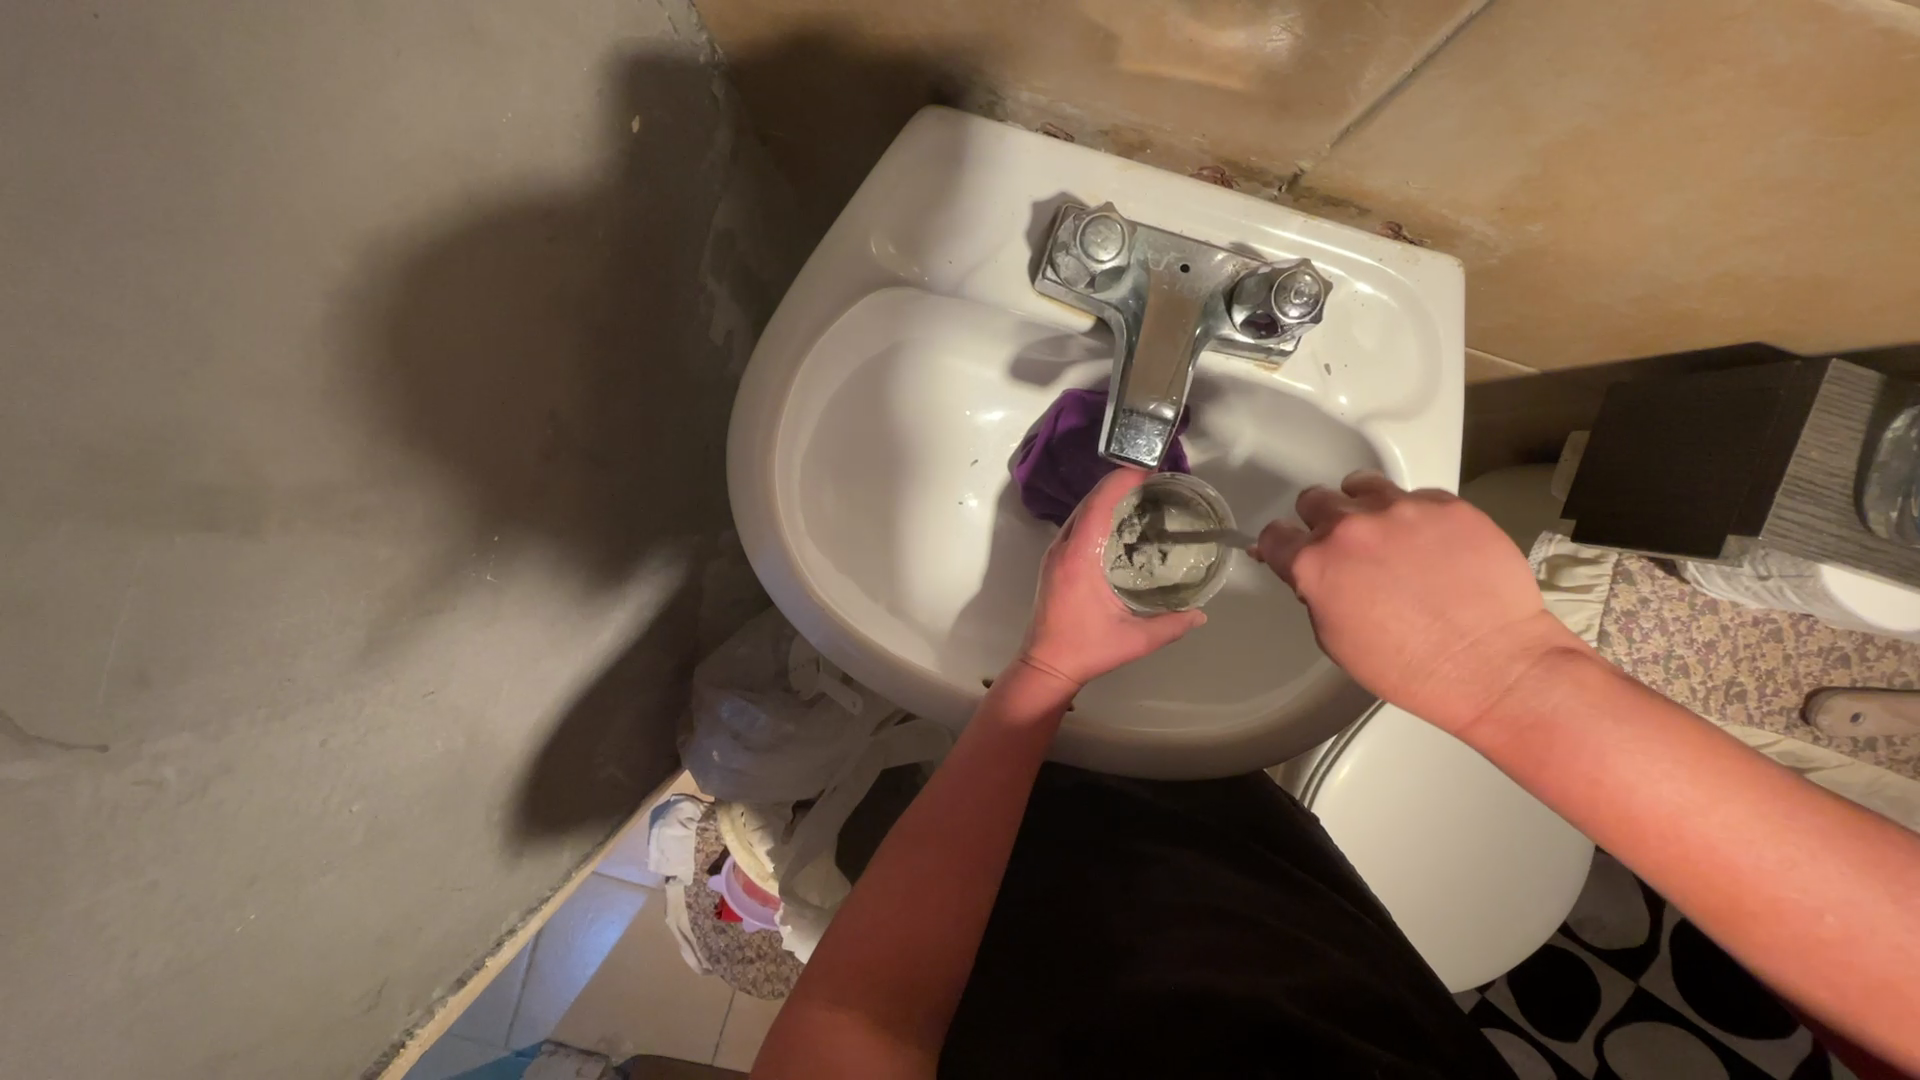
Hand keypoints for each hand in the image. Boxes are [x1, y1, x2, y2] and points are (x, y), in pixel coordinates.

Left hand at [1019, 468, 1206, 687]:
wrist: (1044, 665)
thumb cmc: (1085, 650)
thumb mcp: (1134, 640)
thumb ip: (1171, 625)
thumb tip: (1201, 614)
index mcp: (1079, 558)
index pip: (1097, 506)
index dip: (1120, 483)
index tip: (1146, 470)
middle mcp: (1062, 549)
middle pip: (1087, 503)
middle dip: (1116, 485)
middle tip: (1150, 480)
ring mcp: (1054, 555)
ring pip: (1078, 514)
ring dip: (1104, 499)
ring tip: (1137, 494)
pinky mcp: (1053, 563)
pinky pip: (1074, 527)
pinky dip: (1095, 515)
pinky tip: (1116, 522)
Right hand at [1253, 470, 1583, 735]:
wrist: (1492, 665)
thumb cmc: (1411, 666)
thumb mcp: (1335, 639)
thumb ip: (1316, 594)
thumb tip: (1313, 576)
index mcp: (1315, 564)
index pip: (1274, 535)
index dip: (1280, 545)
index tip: (1291, 550)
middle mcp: (1351, 528)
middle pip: (1313, 500)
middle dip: (1320, 521)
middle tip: (1342, 546)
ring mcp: (1401, 510)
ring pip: (1361, 485)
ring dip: (1362, 505)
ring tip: (1384, 532)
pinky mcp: (1448, 506)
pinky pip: (1416, 496)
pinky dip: (1414, 515)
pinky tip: (1430, 545)